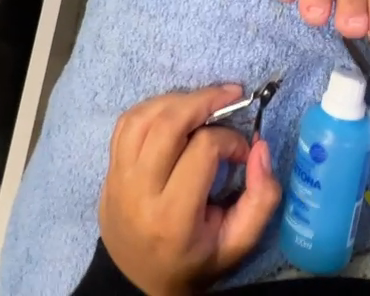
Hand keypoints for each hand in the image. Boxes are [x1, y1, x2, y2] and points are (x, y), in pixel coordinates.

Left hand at [98, 85, 282, 295]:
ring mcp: (117, 182)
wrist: (141, 285)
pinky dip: (152, 108)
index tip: (243, 151)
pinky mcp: (108, 174)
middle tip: (231, 93)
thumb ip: (262, 197)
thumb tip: (259, 145)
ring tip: (202, 101)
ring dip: (176, 99)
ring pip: (142, 117)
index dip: (230, 140)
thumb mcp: (238, 242)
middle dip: (204, 99)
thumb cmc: (196, 259)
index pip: (202, 150)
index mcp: (172, 218)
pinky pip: (125, 124)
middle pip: (167, 124)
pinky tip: (175, 111)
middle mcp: (139, 195)